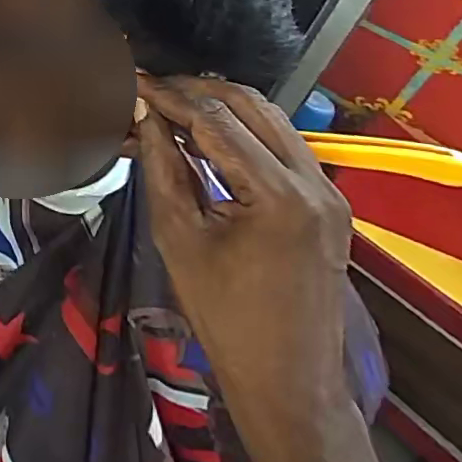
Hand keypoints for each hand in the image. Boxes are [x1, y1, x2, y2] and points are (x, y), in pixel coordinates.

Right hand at [134, 77, 400, 461]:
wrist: (288, 379)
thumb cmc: (223, 314)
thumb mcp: (177, 235)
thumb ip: (161, 165)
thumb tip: (143, 113)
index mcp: (279, 195)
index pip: (216, 120)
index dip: (169, 96)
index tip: (133, 82)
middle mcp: (314, 182)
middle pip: (251, 105)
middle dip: (196, 90)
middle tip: (151, 91)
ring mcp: (328, 190)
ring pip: (271, 118)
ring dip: (220, 106)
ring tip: (172, 108)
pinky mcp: (328, 201)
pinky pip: (282, 144)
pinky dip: (242, 130)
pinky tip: (205, 137)